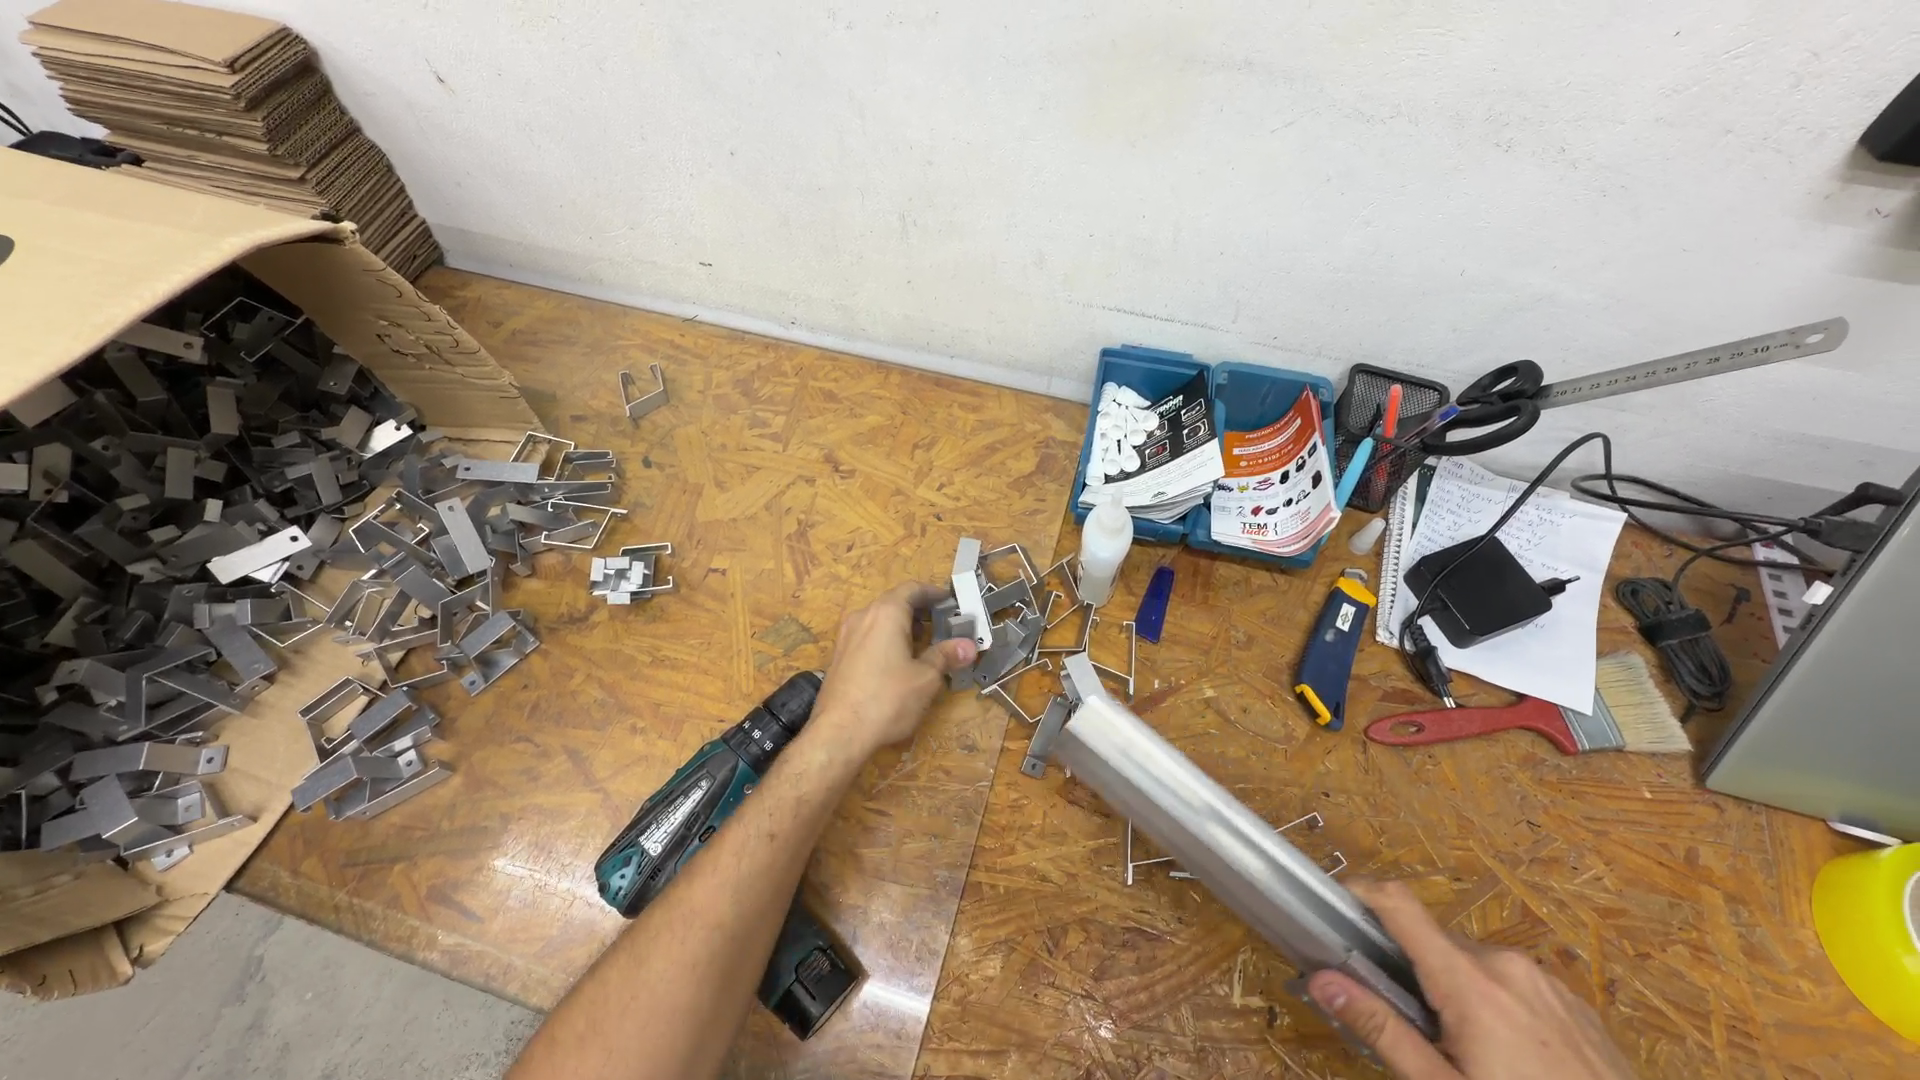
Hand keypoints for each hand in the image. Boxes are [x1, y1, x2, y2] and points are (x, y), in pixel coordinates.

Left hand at [810, 583, 976, 754]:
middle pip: (894, 602)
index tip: (950, 601)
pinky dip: (886, 640)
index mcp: (886, 613)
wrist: (838, 733)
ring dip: (902, 627)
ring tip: (923, 645)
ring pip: (879, 621)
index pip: (912, 589)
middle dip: (919, 611)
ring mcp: (846, 637)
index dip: (933, 593)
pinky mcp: (839, 657)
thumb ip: (946, 656)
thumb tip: (968, 647)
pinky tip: (898, 663)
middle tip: (942, 625)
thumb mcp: (926, 678)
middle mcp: (863, 617)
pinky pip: (867, 637)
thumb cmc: (887, 699)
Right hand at [1308, 880, 1635, 1079]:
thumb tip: (1322, 980)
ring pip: (1475, 967)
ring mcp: (1548, 984)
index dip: (1362, 894)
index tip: (1335, 906)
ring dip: (1454, 992)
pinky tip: (1509, 1060)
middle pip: (1435, 944)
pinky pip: (1515, 987)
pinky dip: (1494, 1006)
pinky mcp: (1577, 1007)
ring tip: (1463, 1053)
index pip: (1400, 905)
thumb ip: (1381, 1028)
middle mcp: (1507, 965)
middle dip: (1411, 973)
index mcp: (1469, 980)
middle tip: (1406, 1026)